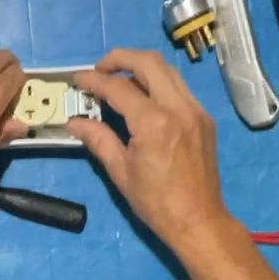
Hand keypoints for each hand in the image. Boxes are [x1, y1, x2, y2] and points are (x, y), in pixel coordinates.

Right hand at [67, 49, 232, 247]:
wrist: (198, 220)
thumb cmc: (155, 202)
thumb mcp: (120, 171)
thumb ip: (98, 139)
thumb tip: (74, 122)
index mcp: (154, 122)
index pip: (118, 87)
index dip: (93, 80)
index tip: (77, 80)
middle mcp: (178, 107)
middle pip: (148, 62)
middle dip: (120, 59)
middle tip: (100, 71)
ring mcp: (196, 110)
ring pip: (168, 70)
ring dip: (141, 68)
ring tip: (120, 82)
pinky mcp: (204, 118)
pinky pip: (179, 88)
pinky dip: (158, 84)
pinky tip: (144, 100)